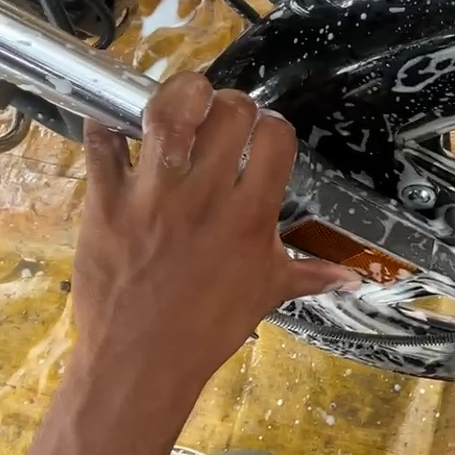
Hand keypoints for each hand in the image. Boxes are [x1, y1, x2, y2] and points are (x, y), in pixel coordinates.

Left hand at [71, 72, 357, 401]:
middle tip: (226, 115)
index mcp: (251, 214)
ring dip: (180, 95)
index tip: (266, 134)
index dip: (274, 126)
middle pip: (229, 112)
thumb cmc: (212, 325)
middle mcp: (207, 195)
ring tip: (185, 99)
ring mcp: (153, 194)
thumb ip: (313, 274)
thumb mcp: (269, 292)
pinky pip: (101, 146)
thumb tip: (354, 278)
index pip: (275, 138)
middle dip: (233, 103)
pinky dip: (104, 128)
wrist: (143, 359)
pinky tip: (114, 127)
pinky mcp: (106, 201)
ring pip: (168, 115)